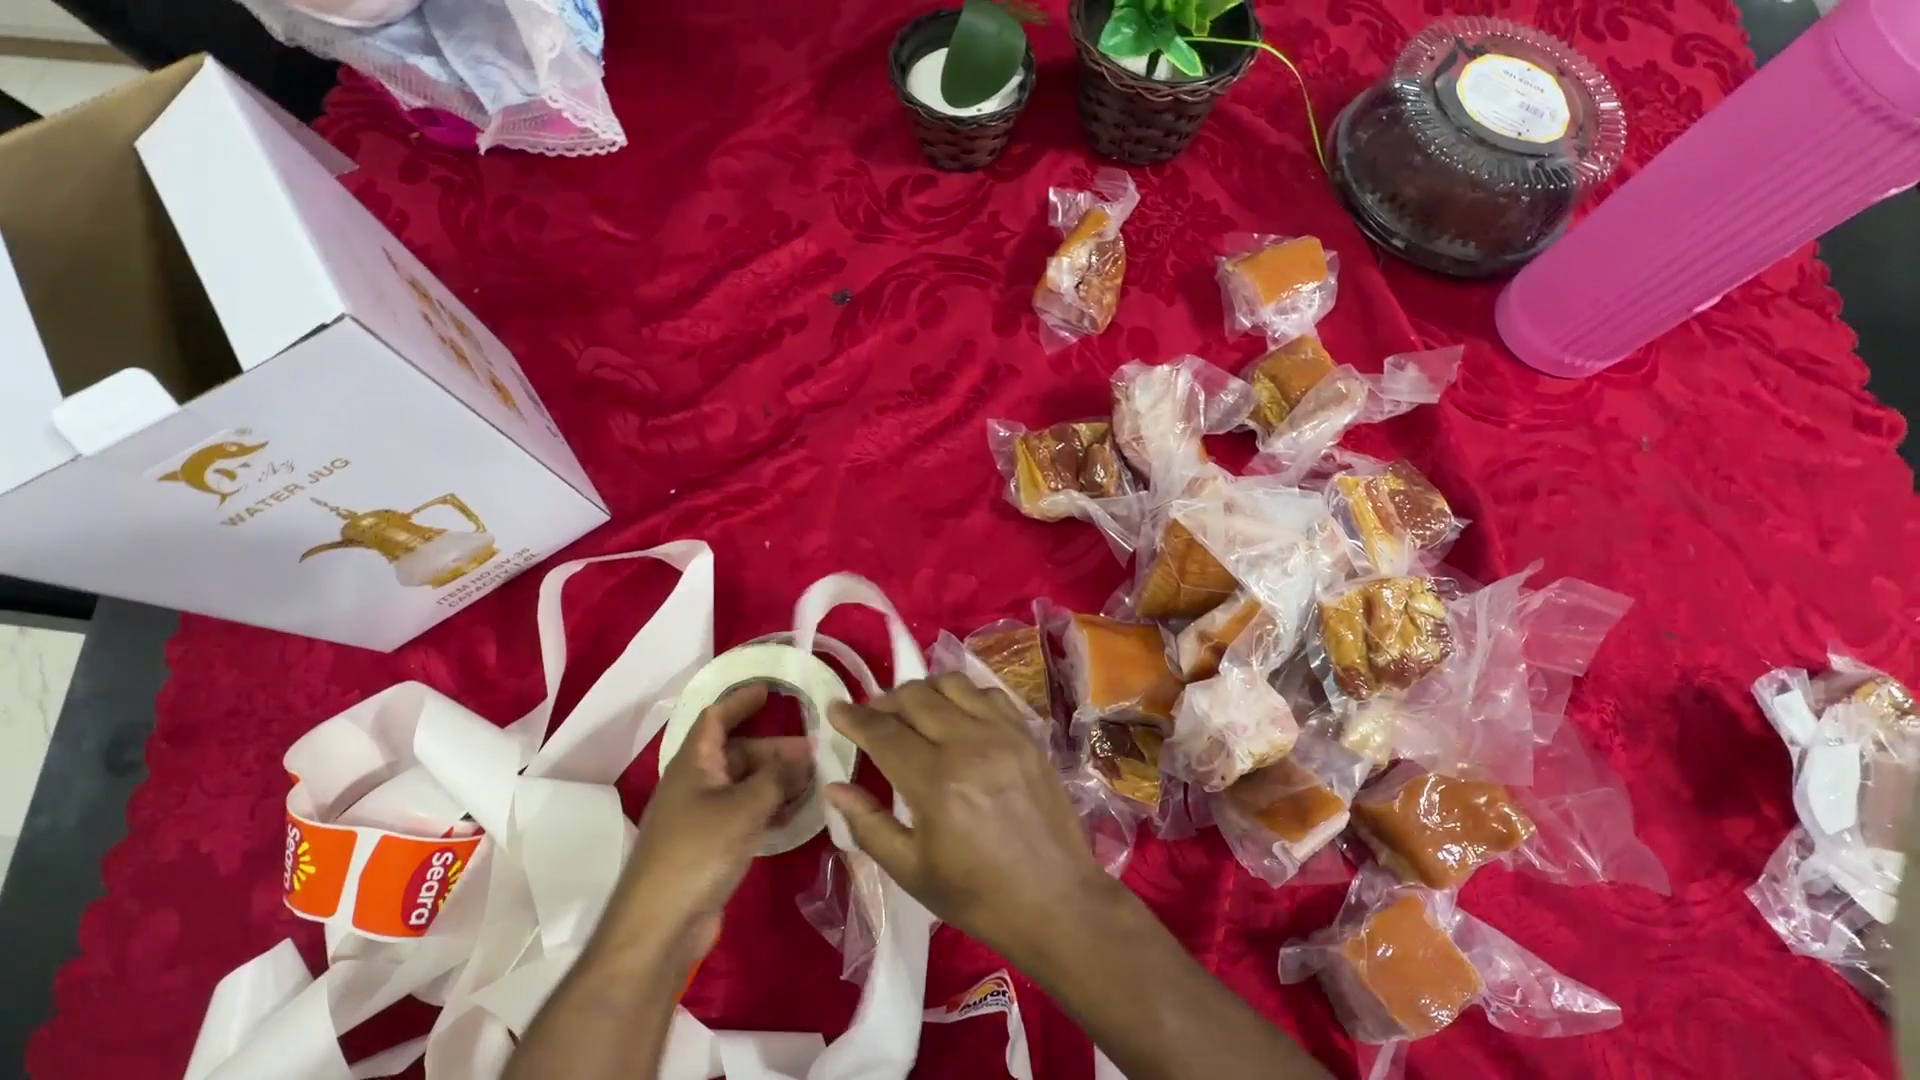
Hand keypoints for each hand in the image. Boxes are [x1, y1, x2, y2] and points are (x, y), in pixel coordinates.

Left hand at [603, 683, 811, 965]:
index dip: (741, 701)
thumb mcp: (745, 808)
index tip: (770, 690)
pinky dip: (766, 808)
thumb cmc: (699, 852)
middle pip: (735, 753)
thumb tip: (803, 754)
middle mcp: (693, 784)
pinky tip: (792, 814)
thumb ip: (777, 777)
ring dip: (774, 780)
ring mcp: (698, 817)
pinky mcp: (707, 846)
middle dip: (773, 749)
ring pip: (741, 785)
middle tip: (813, 752)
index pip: (716, 718)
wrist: (660, 925)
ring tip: (812, 781)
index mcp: (693, 764)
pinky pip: (741, 813)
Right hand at [824, 674, 1114, 958]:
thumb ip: (868, 823)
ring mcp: (1004, 734)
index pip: (883, 731)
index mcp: (935, 782)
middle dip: (884, 702)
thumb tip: (835, 787)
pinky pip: (989, 694)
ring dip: (923, 692)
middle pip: (915, 697)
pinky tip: (956, 717)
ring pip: (952, 684)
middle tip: (872, 720)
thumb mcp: (911, 871)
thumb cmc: (977, 896)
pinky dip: (964, 695)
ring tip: (913, 714)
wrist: (1056, 901)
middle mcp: (968, 745)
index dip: (853, 718)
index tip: (835, 709)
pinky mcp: (1028, 735)